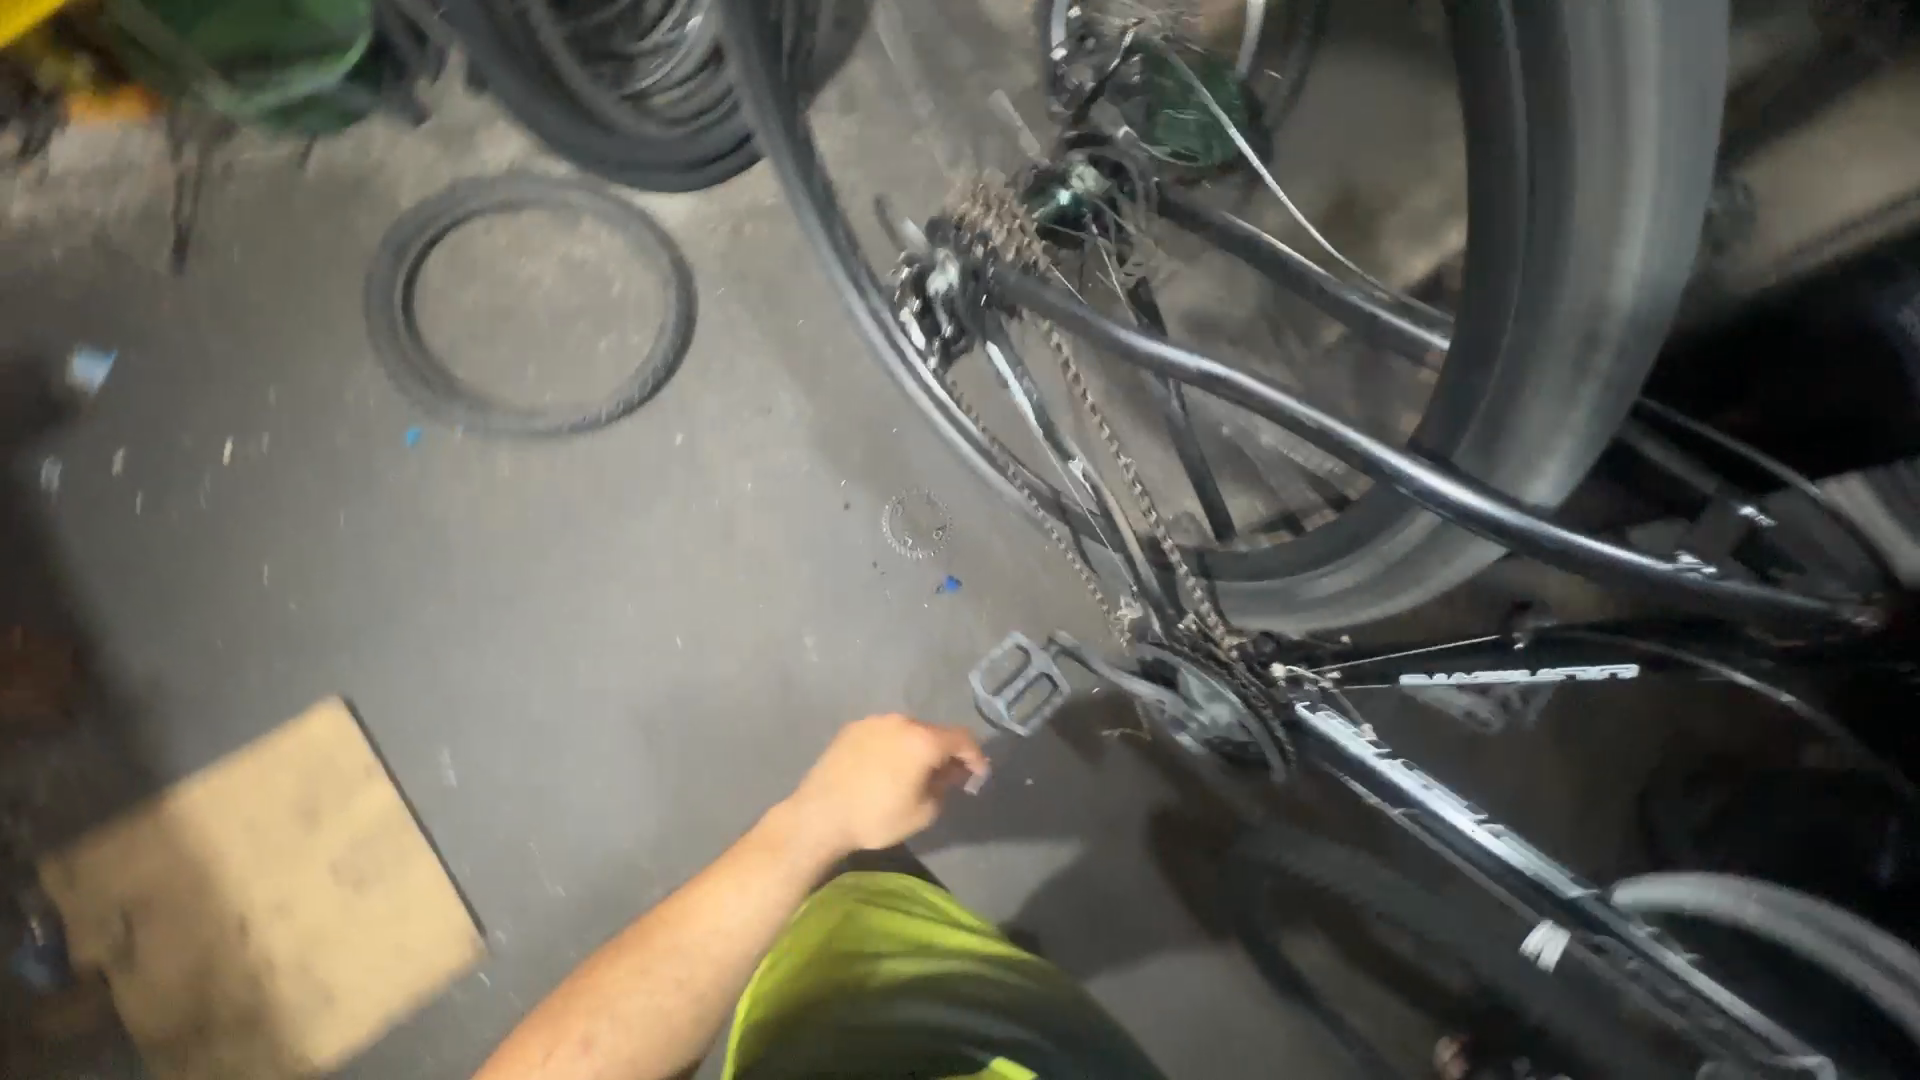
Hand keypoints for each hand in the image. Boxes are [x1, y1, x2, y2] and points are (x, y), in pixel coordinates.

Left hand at [779, 713, 988, 856]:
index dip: (976, 756)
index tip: (978, 774)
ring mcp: (874, 721)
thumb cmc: (876, 817)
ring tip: (914, 772)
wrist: (819, 815)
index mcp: (923, 739)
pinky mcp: (852, 728)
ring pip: (907, 731)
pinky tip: (886, 768)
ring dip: (918, 748)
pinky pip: (884, 734)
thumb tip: (948, 774)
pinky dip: (894, 747)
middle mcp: (901, 721)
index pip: (962, 738)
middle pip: (934, 732)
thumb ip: (944, 788)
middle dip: (945, 753)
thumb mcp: (923, 812)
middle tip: (948, 776)